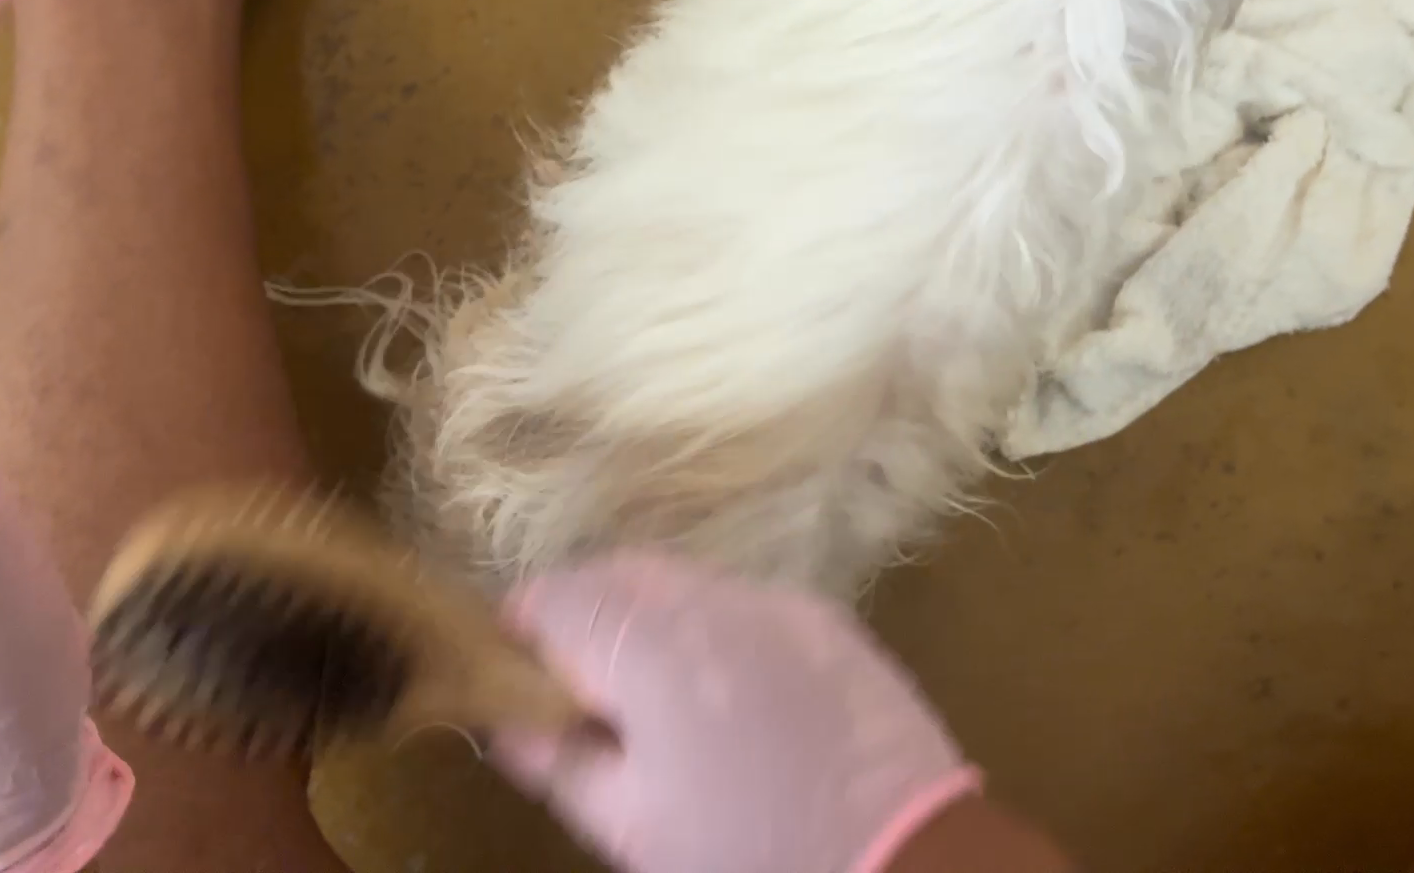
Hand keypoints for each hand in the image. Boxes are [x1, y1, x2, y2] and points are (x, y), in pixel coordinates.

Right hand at [495, 553, 981, 872]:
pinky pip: (739, 595)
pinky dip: (707, 619)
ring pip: (682, 576)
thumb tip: (506, 722)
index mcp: (658, 647)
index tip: (511, 664)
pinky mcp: (822, 612)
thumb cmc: (752, 856)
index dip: (523, 621)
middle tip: (574, 677)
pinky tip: (720, 682)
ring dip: (646, 610)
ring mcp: (778, 597)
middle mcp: (717, 597)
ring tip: (646, 685)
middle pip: (622, 569)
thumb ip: (559, 762)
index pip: (561, 593)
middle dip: (584, 607)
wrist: (907, 860)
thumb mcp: (636, 826)